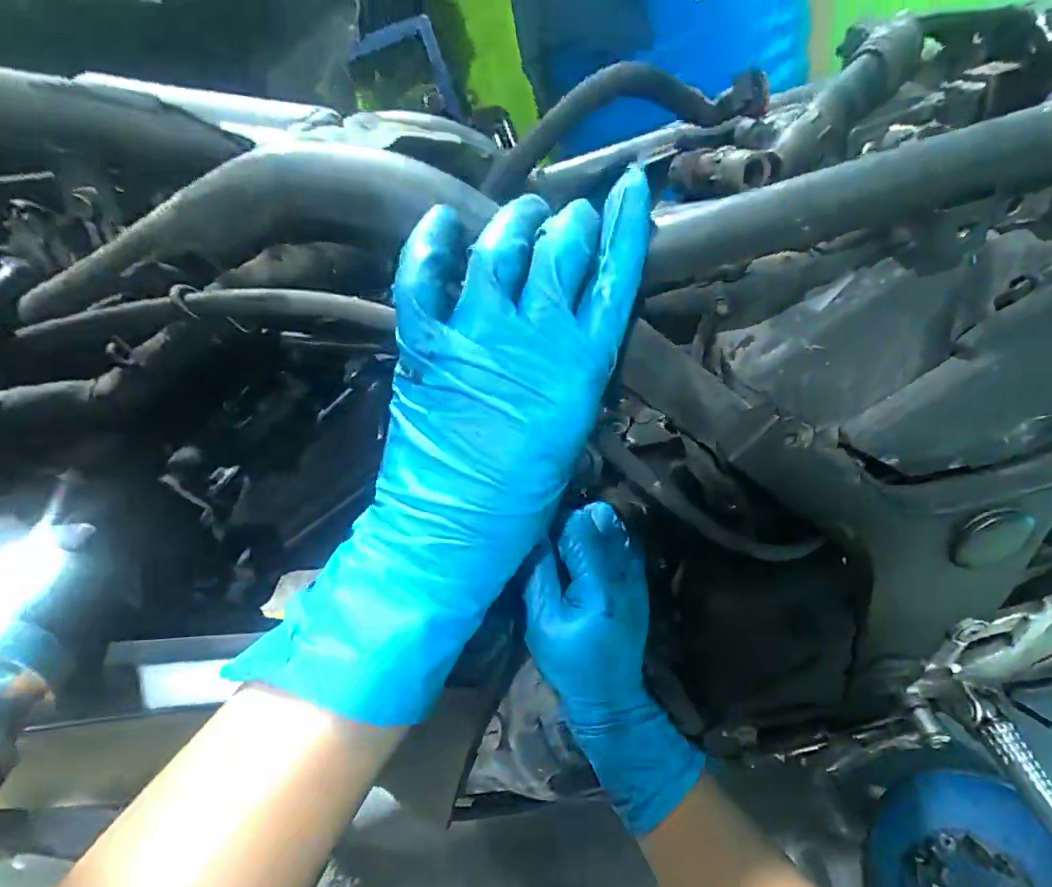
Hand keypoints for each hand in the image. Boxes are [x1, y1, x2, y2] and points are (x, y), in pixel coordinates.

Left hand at [226, 166, 654, 726]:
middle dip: (568, 223)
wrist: (453, 531)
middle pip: (560, 252)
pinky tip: (443, 221)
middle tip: (565, 217)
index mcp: (581, 368)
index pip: (613, 277)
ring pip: (499, 251)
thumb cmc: (519, 502)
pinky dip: (430, 246)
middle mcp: (534, 339)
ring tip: (519, 216)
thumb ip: (571, 379)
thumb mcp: (568, 438)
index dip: (622, 227)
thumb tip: (567, 338)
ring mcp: (476, 338)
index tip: (628, 190)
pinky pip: (423, 281)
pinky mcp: (427, 347)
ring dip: (513, 224)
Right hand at [525, 502, 702, 833]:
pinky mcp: (639, 581)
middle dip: (570, 521)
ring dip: (585, 529)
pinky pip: (619, 543)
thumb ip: (539, 573)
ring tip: (563, 549)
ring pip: (611, 526)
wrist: (611, 693)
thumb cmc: (570, 662)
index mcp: (600, 584)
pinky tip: (581, 558)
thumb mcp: (542, 621)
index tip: (534, 532)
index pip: (578, 525)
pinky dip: (599, 541)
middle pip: (598, 518)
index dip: (553, 522)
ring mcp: (637, 575)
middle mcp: (626, 571)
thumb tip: (534, 532)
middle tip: (546, 542)